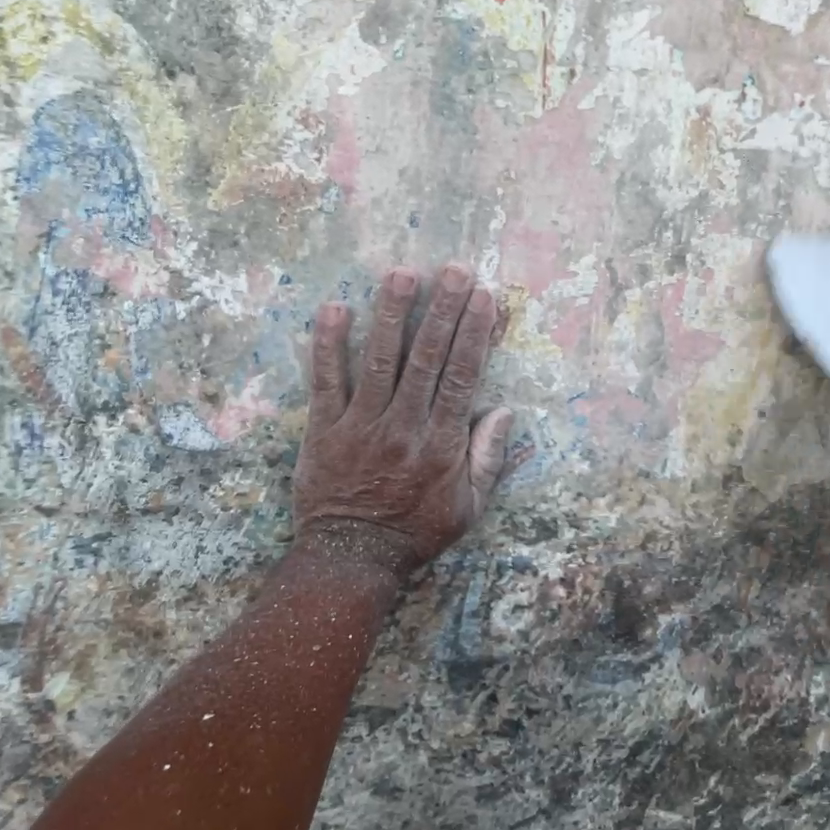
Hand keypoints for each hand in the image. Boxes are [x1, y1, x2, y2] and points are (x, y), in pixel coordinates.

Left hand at [295, 263, 514, 578]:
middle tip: (453, 270)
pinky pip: (326, 383)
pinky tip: (334, 309)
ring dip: (392, 315)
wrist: (351, 559)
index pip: (463, 377)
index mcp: (443, 444)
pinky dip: (328, 346)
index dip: (475, 334)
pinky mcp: (324, 430)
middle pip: (427, 359)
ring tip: (401, 274)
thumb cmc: (418, 531)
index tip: (484, 297)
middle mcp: (405, 427)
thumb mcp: (471, 507)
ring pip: (380, 361)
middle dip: (443, 310)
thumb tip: (505, 410)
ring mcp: (362, 426)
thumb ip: (489, 458)